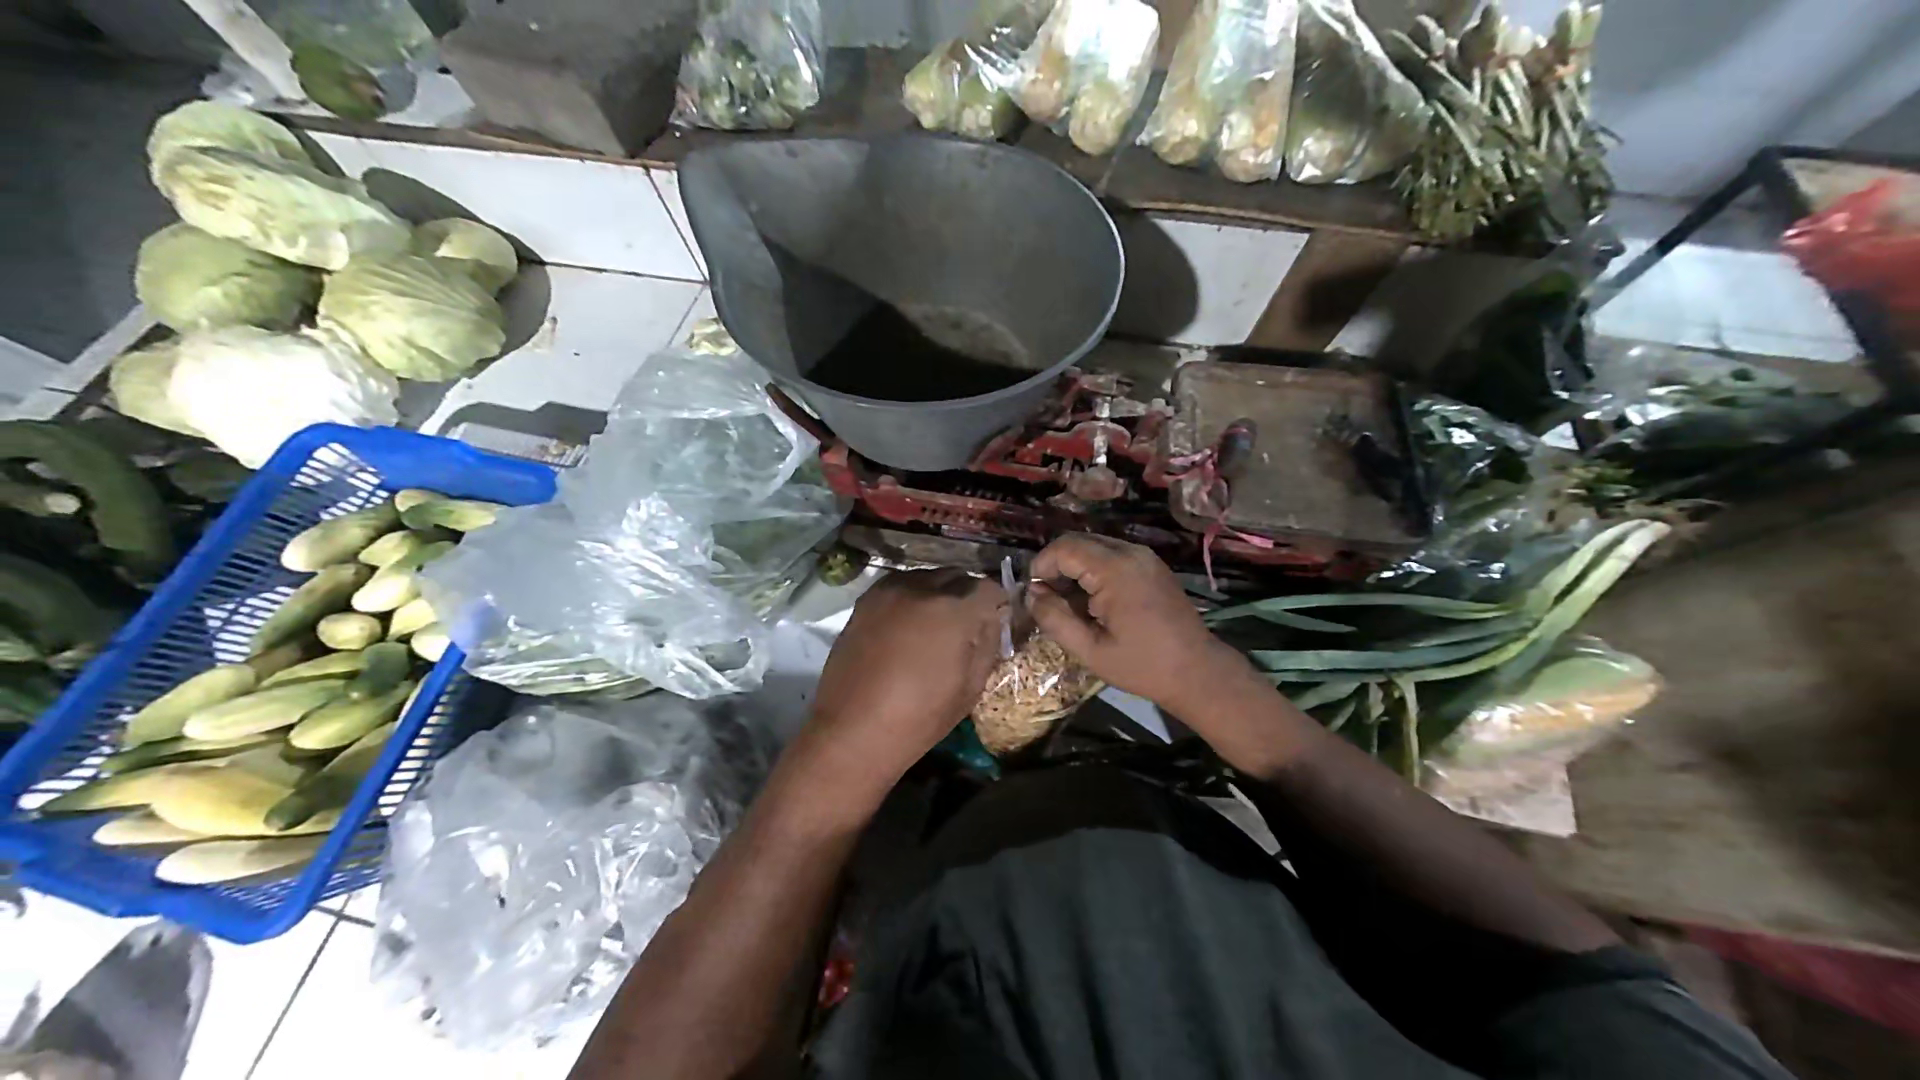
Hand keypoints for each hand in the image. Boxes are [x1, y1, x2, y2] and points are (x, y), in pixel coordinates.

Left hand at [799, 569, 1006, 797]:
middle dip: (968, 595)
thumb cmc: (919, 717)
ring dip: (939, 593)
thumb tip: (991, 620)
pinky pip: (900, 586)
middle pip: (957, 576)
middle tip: (968, 624)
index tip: (996, 620)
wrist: (852, 730)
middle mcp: (921, 588)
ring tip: (936, 624)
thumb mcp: (970, 687)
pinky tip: (909, 625)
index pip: (988, 587)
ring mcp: (889, 591)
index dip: (997, 603)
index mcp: (953, 610)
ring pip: (927, 577)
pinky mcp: (865, 600)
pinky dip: (912, 598)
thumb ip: (987, 643)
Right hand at [1027, 534, 1258, 717]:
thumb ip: (1055, 619)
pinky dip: (1093, 571)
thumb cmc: (1143, 665)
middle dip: (1056, 566)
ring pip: (1094, 546)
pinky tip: (1092, 602)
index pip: (1064, 548)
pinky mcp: (1152, 566)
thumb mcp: (1090, 650)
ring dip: (1074, 568)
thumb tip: (1032, 595)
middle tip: (1047, 599)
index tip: (1034, 595)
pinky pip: (1112, 555)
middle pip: (1078, 541)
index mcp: (1116, 570)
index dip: (1041, 566)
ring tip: (1068, 604)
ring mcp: (1145, 557)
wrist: (1198, 671)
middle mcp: (1131, 553)